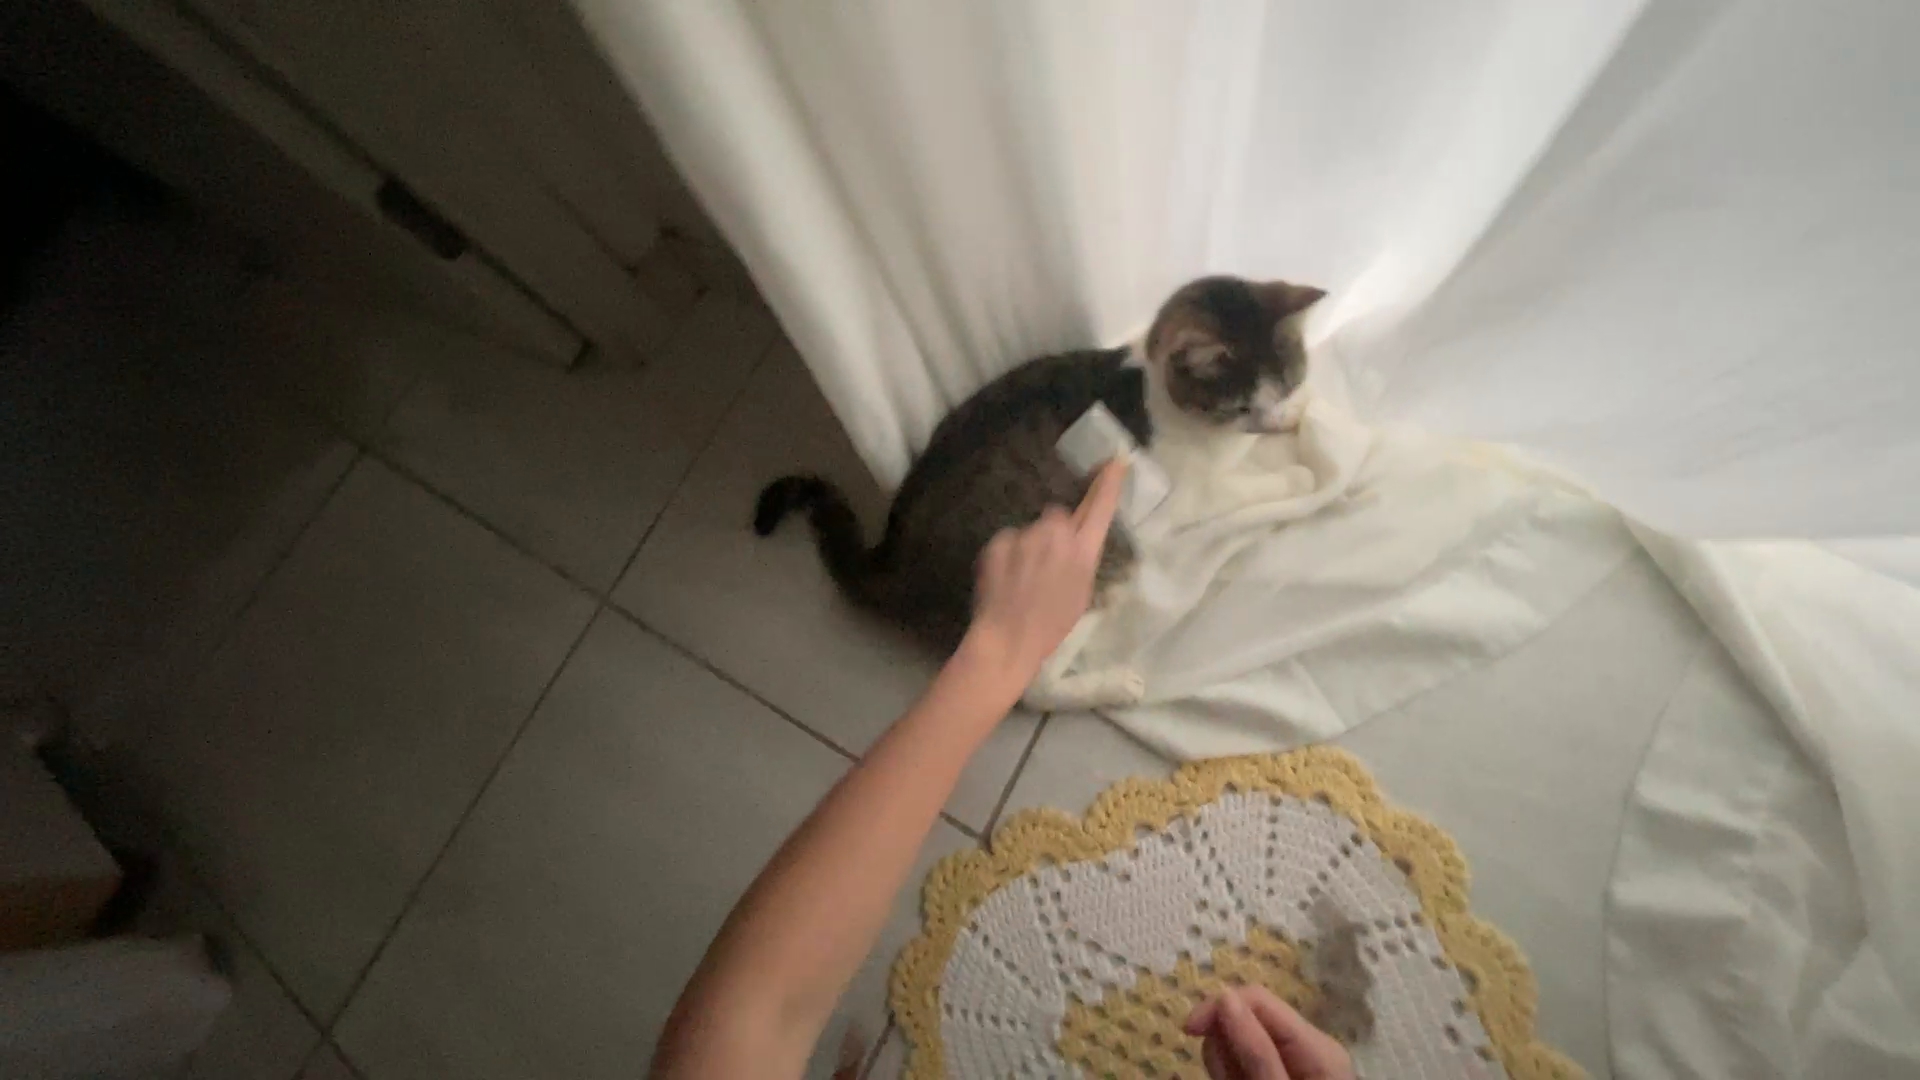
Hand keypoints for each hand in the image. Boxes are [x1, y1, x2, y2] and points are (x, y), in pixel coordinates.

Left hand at [962, 458, 1126, 680]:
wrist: (1008, 638)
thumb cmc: (1051, 626)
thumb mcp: (1080, 594)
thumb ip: (1081, 560)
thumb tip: (1075, 544)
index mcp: (1084, 552)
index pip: (1101, 508)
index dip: (1109, 483)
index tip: (1115, 460)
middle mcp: (1057, 535)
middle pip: (1058, 516)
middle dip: (1053, 532)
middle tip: (1045, 565)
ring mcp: (1026, 536)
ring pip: (1031, 530)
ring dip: (1029, 545)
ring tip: (1022, 578)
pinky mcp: (999, 540)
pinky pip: (1008, 541)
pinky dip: (1007, 555)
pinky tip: (1005, 579)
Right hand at [1183, 987, 1355, 1079]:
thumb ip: (1255, 1051)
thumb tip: (1223, 996)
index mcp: (1317, 1047)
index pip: (1256, 998)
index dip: (1217, 1006)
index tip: (1187, 1032)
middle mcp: (1307, 1050)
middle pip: (1245, 1018)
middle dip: (1223, 1047)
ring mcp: (1293, 1069)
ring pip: (1237, 1044)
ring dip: (1224, 1067)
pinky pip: (1241, 1066)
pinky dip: (1230, 1075)